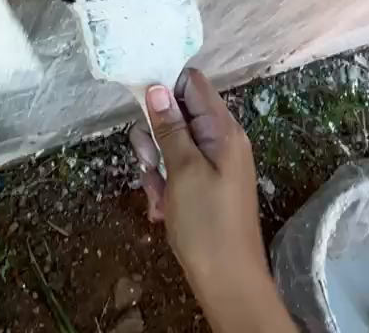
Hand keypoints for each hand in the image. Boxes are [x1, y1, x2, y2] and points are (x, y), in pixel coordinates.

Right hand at [130, 68, 296, 332]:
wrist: (228, 286)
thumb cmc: (208, 225)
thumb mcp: (184, 171)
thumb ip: (170, 127)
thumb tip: (157, 86)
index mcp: (223, 130)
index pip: (192, 83)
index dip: (165, 84)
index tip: (140, 99)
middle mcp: (219, 140)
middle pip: (175, 114)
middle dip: (154, 135)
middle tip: (150, 161)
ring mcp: (212, 164)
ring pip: (169, 143)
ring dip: (155, 165)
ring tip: (158, 192)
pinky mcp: (202, 185)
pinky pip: (174, 169)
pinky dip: (163, 185)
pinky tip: (162, 207)